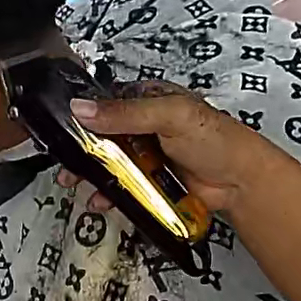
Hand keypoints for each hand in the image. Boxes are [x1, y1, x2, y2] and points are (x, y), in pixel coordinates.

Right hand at [58, 85, 288, 216]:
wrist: (239, 182)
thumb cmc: (215, 139)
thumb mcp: (169, 116)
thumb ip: (125, 113)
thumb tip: (82, 108)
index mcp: (147, 101)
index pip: (106, 103)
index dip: (83, 115)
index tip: (61, 129)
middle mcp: (143, 127)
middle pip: (101, 137)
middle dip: (80, 151)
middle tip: (64, 164)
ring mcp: (145, 156)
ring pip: (108, 164)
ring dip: (89, 175)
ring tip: (74, 184)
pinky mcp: (149, 182)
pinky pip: (121, 186)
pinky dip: (107, 194)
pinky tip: (99, 200)